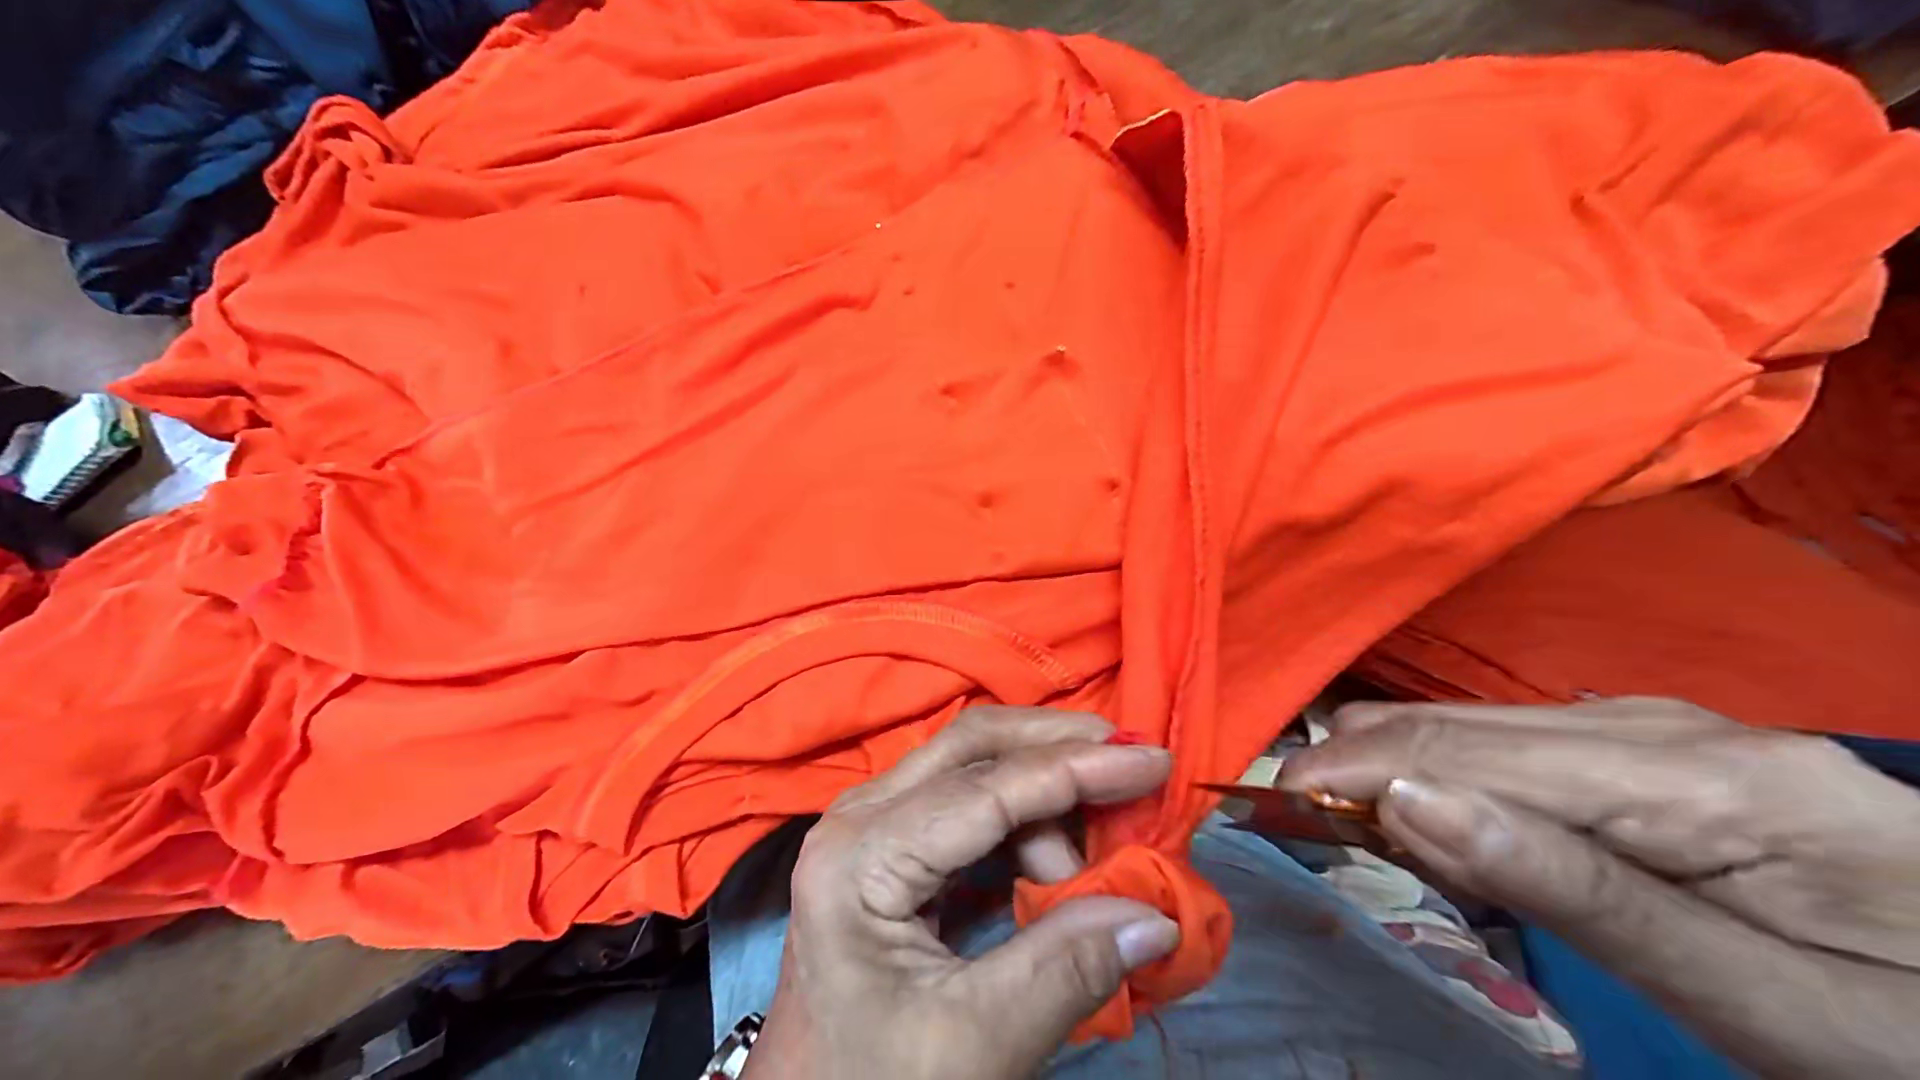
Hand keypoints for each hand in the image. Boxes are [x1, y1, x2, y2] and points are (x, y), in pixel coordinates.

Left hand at [743, 707, 1181, 1079]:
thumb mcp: (975, 1043)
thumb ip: (1067, 969)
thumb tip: (1157, 913)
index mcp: (861, 856)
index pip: (985, 789)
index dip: (1076, 769)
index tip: (1151, 759)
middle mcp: (860, 816)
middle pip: (973, 746)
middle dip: (1058, 748)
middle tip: (1133, 764)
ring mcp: (873, 824)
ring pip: (974, 766)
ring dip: (1046, 790)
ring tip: (1098, 855)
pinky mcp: (893, 844)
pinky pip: (968, 803)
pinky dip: (1026, 818)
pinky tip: (1061, 858)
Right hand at [1281, 697, 1919, 1079]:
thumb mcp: (1776, 1009)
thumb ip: (1580, 895)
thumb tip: (1406, 803)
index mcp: (1705, 778)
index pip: (1470, 752)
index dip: (1353, 769)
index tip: (1264, 798)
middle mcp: (1658, 724)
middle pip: (1455, 724)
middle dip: (1354, 765)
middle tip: (1284, 818)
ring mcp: (1648, 728)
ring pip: (1466, 726)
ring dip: (1390, 770)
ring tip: (1341, 823)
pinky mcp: (1639, 748)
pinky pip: (1502, 745)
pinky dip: (1440, 777)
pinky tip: (1428, 817)